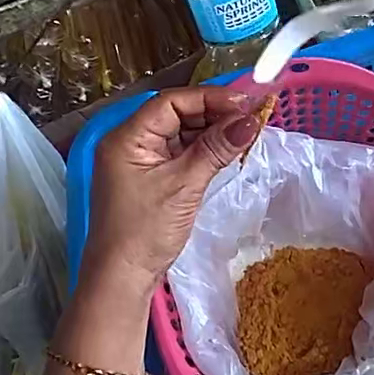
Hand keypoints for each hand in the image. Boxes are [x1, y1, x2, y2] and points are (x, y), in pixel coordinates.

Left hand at [82, 87, 264, 288]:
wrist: (121, 277)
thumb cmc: (145, 231)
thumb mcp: (184, 186)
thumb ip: (216, 149)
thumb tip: (251, 121)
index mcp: (127, 137)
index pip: (171, 102)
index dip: (210, 97)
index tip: (245, 102)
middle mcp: (129, 142)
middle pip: (176, 113)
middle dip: (214, 113)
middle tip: (251, 117)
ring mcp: (139, 160)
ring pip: (180, 132)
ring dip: (211, 131)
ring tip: (245, 131)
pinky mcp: (149, 177)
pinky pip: (178, 152)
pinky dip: (202, 149)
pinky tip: (226, 149)